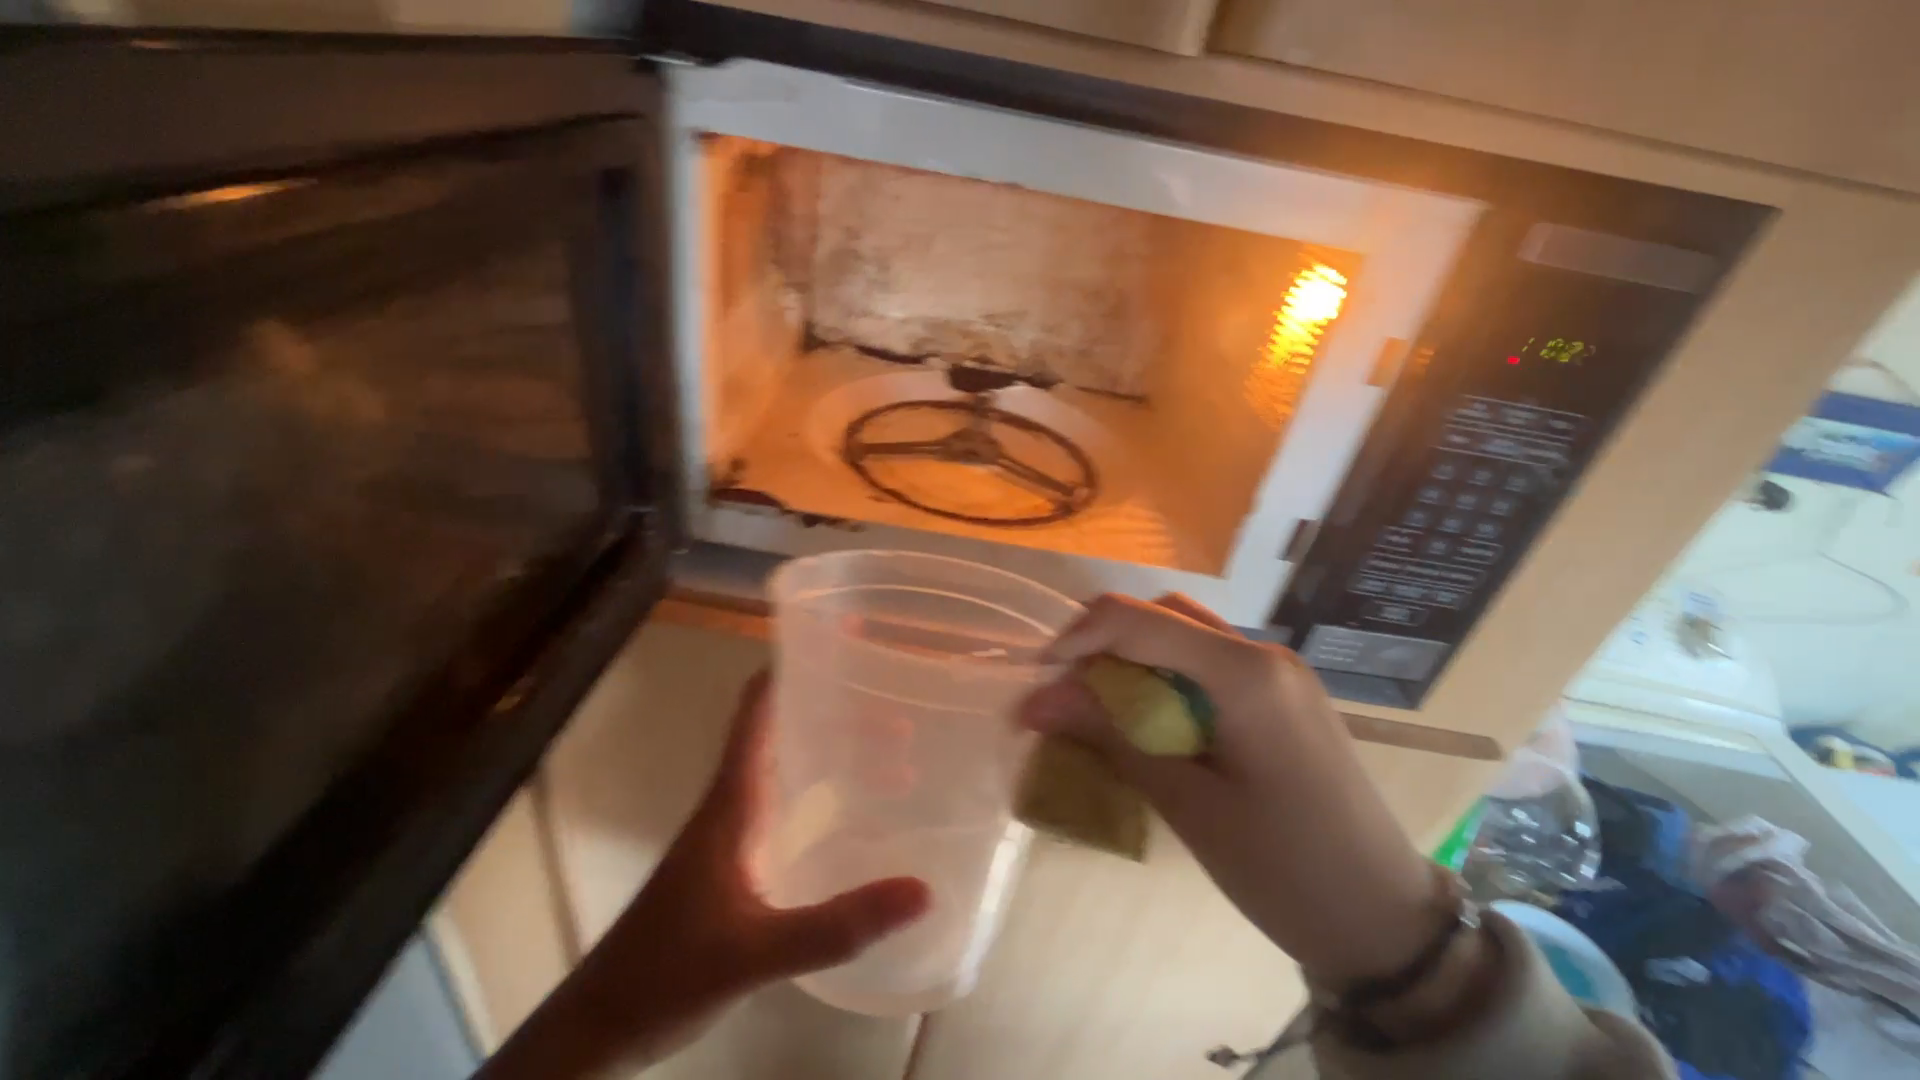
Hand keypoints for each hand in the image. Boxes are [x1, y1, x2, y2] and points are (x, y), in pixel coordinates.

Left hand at [479, 674, 929, 1078]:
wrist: (604, 1023)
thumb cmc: (667, 971)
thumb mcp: (756, 950)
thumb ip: (836, 924)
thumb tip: (923, 889)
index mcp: (732, 802)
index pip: (758, 710)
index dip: (794, 663)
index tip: (846, 636)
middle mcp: (735, 805)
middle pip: (786, 731)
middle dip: (839, 707)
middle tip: (901, 698)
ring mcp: (735, 836)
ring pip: (792, 771)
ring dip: (840, 752)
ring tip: (902, 751)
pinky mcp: (740, 866)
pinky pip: (793, 811)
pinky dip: (831, 798)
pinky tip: (867, 821)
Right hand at [1019, 594, 1441, 986]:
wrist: (1384, 919)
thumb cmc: (1284, 869)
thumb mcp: (1188, 804)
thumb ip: (1114, 738)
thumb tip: (1036, 701)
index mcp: (1244, 674)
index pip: (1139, 619)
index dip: (1078, 638)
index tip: (1039, 683)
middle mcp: (1265, 655)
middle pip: (1163, 615)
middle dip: (1103, 645)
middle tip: (1065, 698)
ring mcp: (1280, 675)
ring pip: (1186, 637)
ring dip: (1135, 662)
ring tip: (1100, 714)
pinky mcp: (1283, 699)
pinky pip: (1210, 666)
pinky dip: (1168, 681)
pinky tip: (1150, 727)